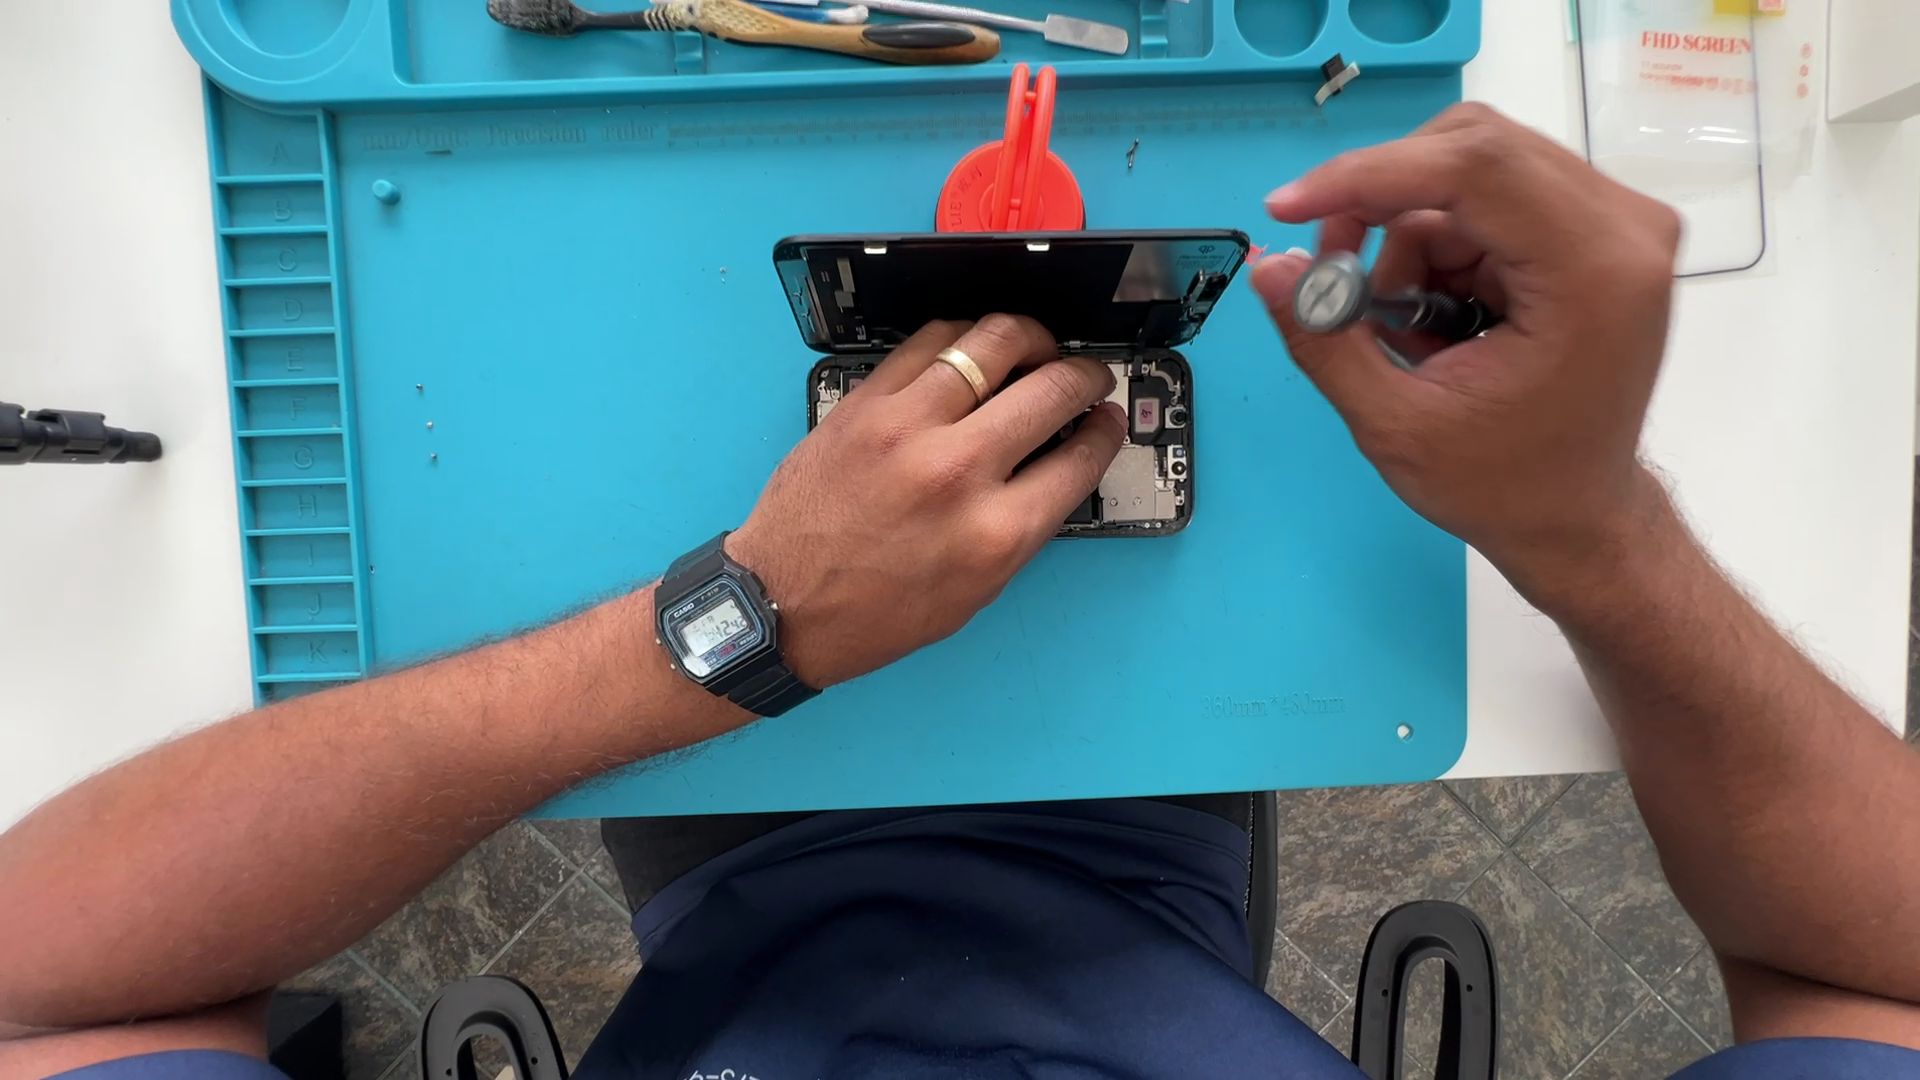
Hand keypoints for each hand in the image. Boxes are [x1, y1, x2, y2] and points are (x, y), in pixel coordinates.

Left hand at [726, 315, 1125, 687]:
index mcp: (996, 533)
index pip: (1081, 457)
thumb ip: (1024, 525)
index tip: (1106, 419)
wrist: (783, 604)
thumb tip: (1057, 464)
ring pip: (993, 341)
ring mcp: (907, 428)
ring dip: (1032, 337)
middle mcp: (958, 471)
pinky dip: (965, 337)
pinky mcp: (864, 403)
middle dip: (1086, 375)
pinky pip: (929, 341)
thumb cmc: (882, 614)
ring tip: (1036, 349)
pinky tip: (972, 350)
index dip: (1106, 430)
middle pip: (1052, 389)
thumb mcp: (976, 591)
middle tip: (1085, 376)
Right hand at [1250, 104, 1681, 601]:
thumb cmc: (1493, 482)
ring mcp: (1608, 227)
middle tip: (1326, 271)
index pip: (1472, 167)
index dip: (1365, 176)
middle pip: (1472, 151)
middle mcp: (1617, 225)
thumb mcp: (1390, 422)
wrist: (1570, 515)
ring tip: (1392, 329)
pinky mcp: (1585, 239)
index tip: (1285, 210)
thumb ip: (1325, 342)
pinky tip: (1424, 320)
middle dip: (1377, 205)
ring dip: (1401, 247)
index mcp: (1589, 270)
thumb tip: (1268, 269)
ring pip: (1466, 182)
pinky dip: (1427, 257)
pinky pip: (1479, 210)